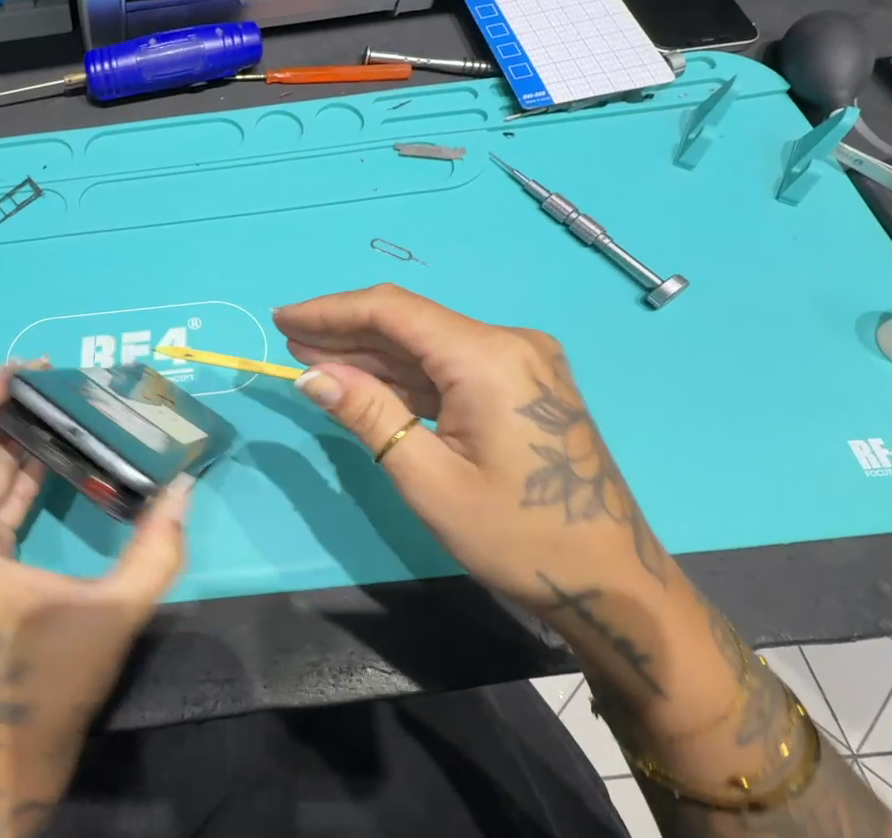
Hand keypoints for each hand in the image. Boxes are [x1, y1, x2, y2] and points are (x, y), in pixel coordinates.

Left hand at [0, 369, 192, 837]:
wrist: (18, 742)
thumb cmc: (57, 677)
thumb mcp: (116, 613)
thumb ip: (156, 550)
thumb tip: (182, 490)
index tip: (17, 373)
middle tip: (41, 384)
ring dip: (3, 447)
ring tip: (52, 414)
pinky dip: (5, 481)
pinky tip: (48, 460)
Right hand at [273, 284, 672, 608]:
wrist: (610, 580)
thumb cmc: (516, 537)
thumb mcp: (428, 480)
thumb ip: (368, 415)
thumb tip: (310, 376)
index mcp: (488, 358)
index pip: (392, 312)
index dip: (330, 311)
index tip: (281, 317)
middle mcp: (508, 344)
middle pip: (408, 322)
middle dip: (344, 330)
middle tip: (288, 341)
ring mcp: (519, 363)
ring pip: (425, 344)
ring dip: (368, 352)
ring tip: (310, 359)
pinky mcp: (521, 385)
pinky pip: (447, 367)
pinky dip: (401, 374)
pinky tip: (360, 381)